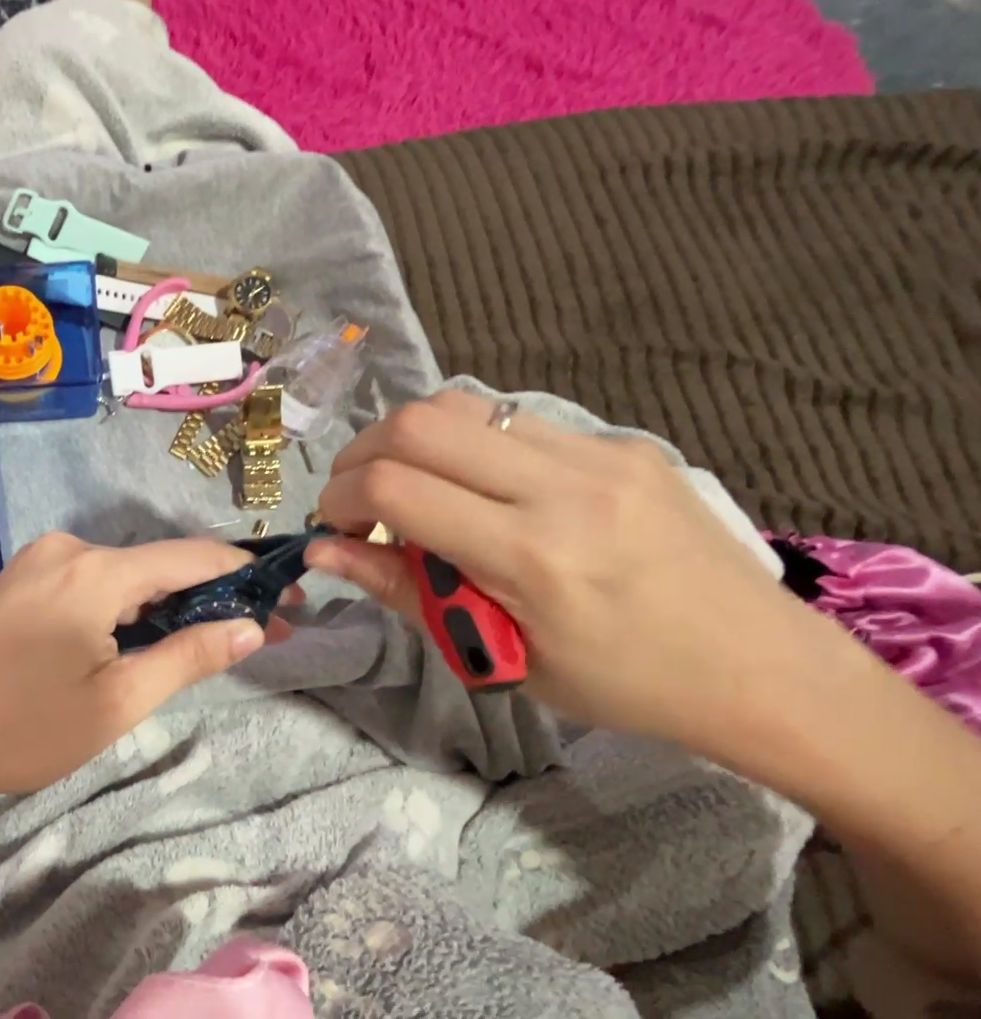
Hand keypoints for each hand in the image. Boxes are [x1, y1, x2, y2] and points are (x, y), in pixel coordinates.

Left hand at [0, 532, 269, 833]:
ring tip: (207, 643)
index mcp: (93, 569)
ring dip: (166, 604)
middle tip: (257, 635)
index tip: (291, 602)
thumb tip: (254, 626)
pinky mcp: (21, 578)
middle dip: (208, 597)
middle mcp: (66, 547)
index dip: (246, 578)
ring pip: (124, 574)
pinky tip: (140, 638)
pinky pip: (90, 581)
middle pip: (157, 564)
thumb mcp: (118, 702)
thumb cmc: (24, 731)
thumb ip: (189, 656)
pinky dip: (125, 605)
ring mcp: (37, 559)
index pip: (192, 557)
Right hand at [307, 390, 822, 742]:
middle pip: (417, 424)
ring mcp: (600, 453)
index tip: (335, 527)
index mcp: (532, 555)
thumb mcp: (500, 655)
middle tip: (356, 498)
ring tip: (407, 483)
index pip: (395, 487)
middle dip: (360, 455)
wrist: (765, 670)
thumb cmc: (623, 684)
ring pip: (460, 404)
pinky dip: (465, 442)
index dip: (341, 498)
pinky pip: (512, 418)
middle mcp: (564, 486)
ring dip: (408, 438)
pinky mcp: (622, 443)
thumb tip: (322, 552)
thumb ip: (404, 590)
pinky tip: (477, 485)